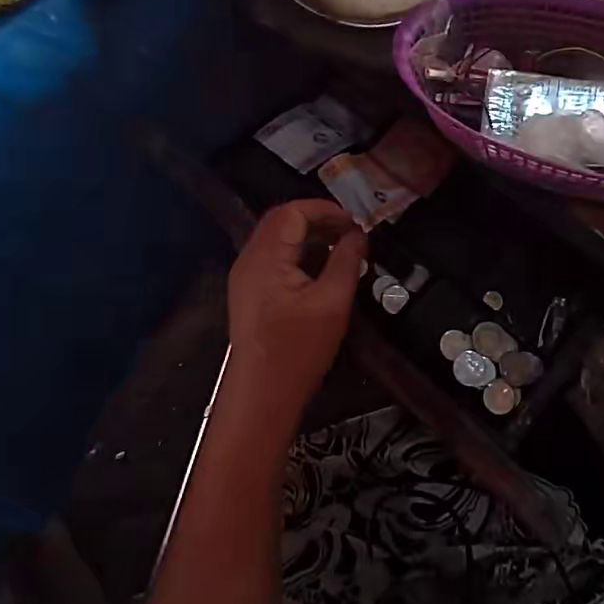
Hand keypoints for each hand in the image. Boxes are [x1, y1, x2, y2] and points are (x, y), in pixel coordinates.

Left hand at [223, 199, 366, 439]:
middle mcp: (249, 259)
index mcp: (265, 257)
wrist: (262, 393)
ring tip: (339, 246)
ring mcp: (244, 276)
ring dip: (307, 235)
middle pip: (280, 220)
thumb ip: (346, 261)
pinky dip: (296, 252)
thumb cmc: (298, 349)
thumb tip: (358, 235)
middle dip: (316, 219)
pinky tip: (319, 267)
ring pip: (275, 238)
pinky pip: (271, 257)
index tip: (353, 223)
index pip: (292, 212)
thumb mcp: (332, 302)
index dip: (325, 210)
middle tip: (348, 231)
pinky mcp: (248, 291)